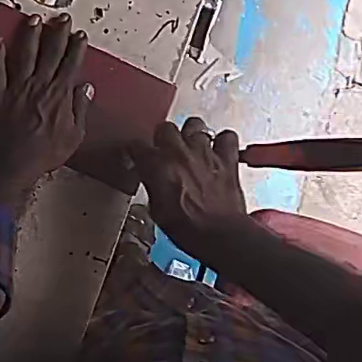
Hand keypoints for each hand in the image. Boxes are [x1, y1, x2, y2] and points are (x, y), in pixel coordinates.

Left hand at [0, 13, 93, 206]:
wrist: (14, 163)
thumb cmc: (44, 153)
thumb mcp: (74, 135)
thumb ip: (80, 109)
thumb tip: (86, 89)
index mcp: (60, 94)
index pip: (71, 63)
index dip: (76, 46)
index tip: (79, 35)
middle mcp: (39, 85)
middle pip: (51, 51)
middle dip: (58, 31)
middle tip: (61, 18)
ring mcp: (17, 88)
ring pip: (26, 54)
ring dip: (30, 35)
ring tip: (33, 20)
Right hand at [129, 117, 250, 259]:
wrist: (219, 236)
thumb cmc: (188, 228)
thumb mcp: (156, 210)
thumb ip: (152, 185)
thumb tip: (151, 178)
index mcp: (156, 165)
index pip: (136, 146)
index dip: (135, 151)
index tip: (136, 156)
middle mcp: (179, 153)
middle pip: (165, 128)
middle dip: (163, 138)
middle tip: (165, 151)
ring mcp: (205, 152)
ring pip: (194, 125)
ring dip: (190, 135)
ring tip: (190, 148)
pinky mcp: (227, 158)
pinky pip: (226, 137)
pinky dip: (222, 141)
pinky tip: (217, 152)